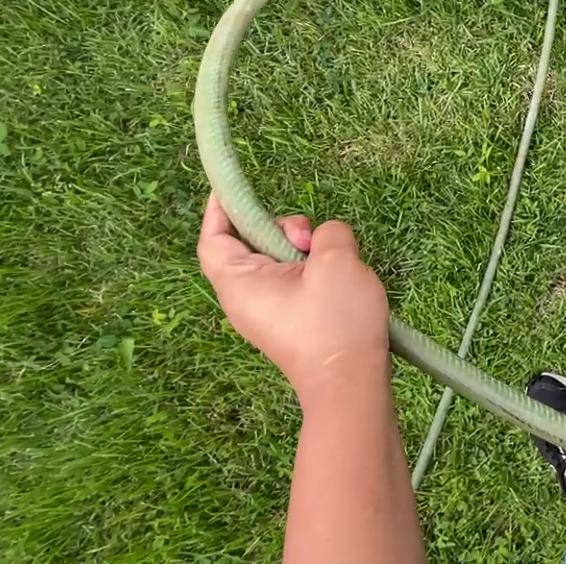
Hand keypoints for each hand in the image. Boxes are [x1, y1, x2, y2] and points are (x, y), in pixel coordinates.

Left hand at [197, 193, 391, 403]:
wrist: (350, 379)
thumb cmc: (335, 320)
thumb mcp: (336, 260)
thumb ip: (328, 232)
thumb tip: (324, 238)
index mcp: (242, 284)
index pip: (215, 241)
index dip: (218, 211)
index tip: (228, 187)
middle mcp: (248, 297)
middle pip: (252, 245)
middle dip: (282, 229)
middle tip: (311, 236)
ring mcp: (271, 310)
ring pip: (279, 261)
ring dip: (306, 247)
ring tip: (334, 256)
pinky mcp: (294, 318)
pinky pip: (296, 278)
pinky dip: (314, 265)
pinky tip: (340, 271)